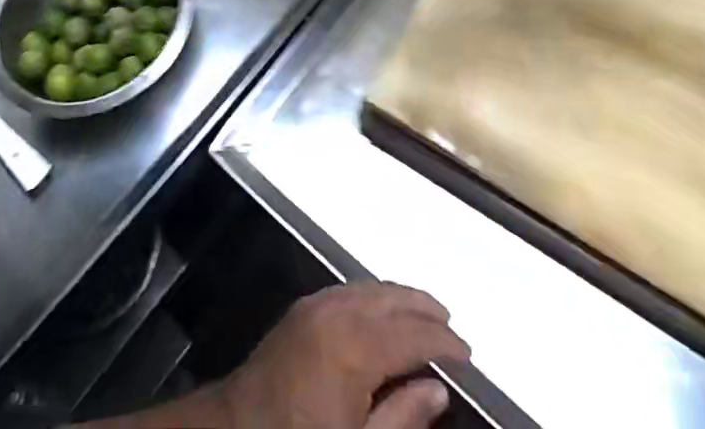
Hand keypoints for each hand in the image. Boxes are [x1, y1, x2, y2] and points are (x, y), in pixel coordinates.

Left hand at [218, 281, 469, 428]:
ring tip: (425, 314)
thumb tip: (436, 388)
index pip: (412, 334)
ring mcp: (313, 306)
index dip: (444, 342)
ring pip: (367, 289)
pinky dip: (372, 297)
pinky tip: (383, 313)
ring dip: (398, 298)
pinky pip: (346, 292)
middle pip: (390, 299)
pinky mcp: (298, 310)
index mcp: (355, 346)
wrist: (237, 426)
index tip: (467, 355)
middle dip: (423, 309)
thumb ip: (403, 417)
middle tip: (451, 326)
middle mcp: (335, 313)